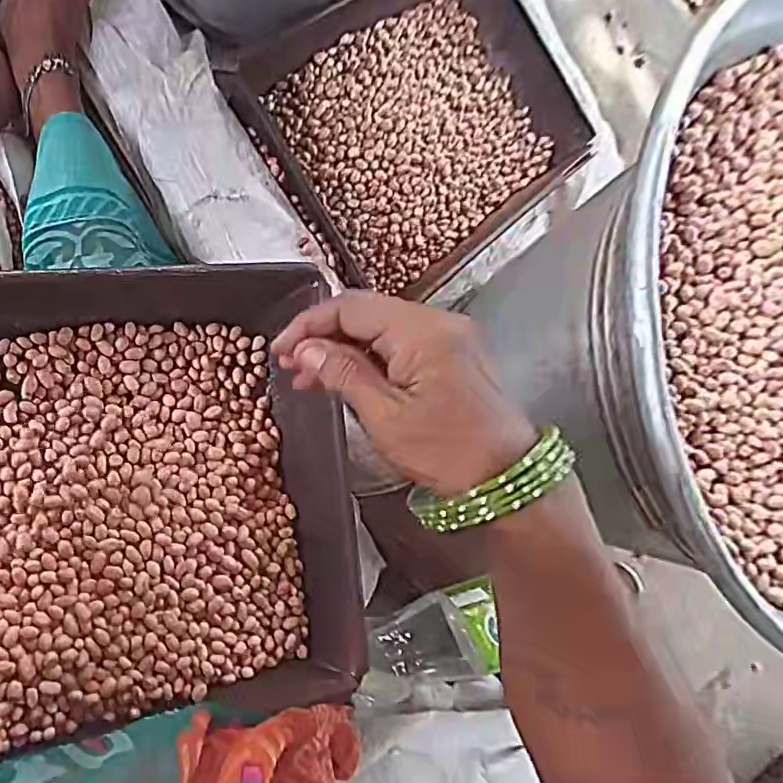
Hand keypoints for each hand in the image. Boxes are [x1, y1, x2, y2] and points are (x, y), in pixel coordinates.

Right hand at [271, 292, 537, 495]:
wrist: (502, 475)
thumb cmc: (446, 450)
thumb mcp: (383, 415)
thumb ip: (343, 373)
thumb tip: (307, 349)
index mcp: (422, 332)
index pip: (351, 307)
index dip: (308, 324)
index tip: (280, 348)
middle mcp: (438, 324)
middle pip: (364, 312)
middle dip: (320, 335)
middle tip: (288, 363)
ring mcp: (445, 338)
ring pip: (377, 329)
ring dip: (339, 348)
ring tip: (306, 375)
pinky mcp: (447, 356)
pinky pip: (395, 345)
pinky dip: (363, 358)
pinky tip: (339, 378)